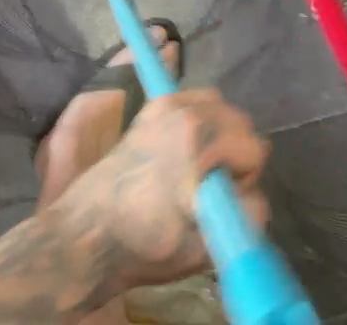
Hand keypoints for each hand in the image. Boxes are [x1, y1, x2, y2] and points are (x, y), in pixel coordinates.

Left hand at [45, 89, 270, 292]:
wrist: (91, 231)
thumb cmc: (147, 244)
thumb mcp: (206, 247)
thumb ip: (247, 217)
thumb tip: (255, 195)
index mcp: (200, 143)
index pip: (254, 148)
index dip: (246, 178)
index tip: (223, 199)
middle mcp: (185, 113)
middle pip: (239, 122)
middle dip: (235, 152)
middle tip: (213, 184)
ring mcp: (165, 105)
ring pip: (218, 106)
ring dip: (219, 132)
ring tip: (199, 165)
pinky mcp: (151, 108)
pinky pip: (192, 99)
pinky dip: (198, 118)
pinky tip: (185, 147)